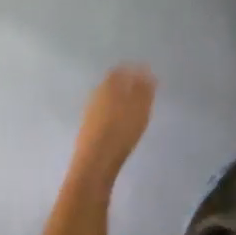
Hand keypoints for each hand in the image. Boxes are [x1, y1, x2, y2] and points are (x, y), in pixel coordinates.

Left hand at [73, 64, 155, 182]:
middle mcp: (96, 94)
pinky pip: (102, 112)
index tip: (145, 75)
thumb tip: (148, 73)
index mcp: (108, 86)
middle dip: (125, 84)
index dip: (132, 71)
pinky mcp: (87, 128)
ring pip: (106, 98)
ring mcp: (89, 112)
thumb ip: (144, 90)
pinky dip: (113, 113)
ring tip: (133, 108)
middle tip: (141, 90)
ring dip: (118, 99)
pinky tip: (120, 123)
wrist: (94, 164)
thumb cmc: (120, 132)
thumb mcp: (139, 109)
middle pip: (111, 84)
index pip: (119, 71)